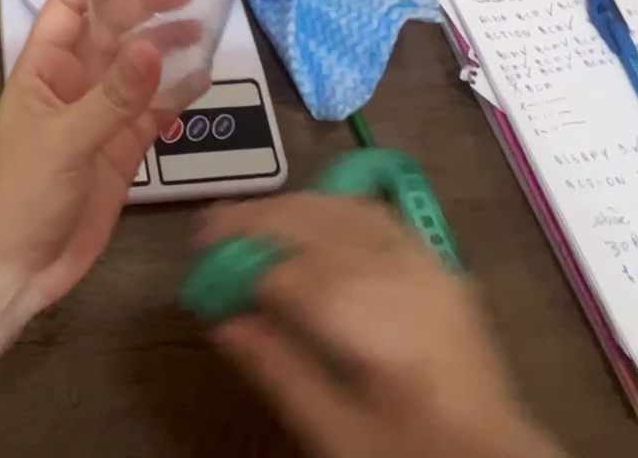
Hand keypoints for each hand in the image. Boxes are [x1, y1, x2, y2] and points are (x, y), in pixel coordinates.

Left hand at [0, 0, 199, 317]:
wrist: (13, 270)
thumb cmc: (18, 194)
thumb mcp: (62, 141)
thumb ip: (111, 97)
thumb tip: (152, 46)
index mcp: (43, 68)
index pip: (69, 6)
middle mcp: (73, 83)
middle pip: (111, 32)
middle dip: (144, 11)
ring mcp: (99, 117)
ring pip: (136, 69)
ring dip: (165, 47)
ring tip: (201, 30)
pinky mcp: (121, 150)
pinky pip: (152, 111)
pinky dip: (176, 95)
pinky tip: (203, 79)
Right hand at [198, 195, 563, 457]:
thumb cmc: (410, 454)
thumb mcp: (339, 438)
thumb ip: (279, 373)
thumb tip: (220, 320)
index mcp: (389, 339)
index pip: (300, 280)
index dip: (244, 267)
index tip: (202, 271)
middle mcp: (411, 287)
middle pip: (321, 228)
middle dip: (256, 220)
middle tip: (206, 228)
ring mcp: (428, 267)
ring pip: (345, 210)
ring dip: (286, 206)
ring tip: (242, 214)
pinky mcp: (435, 262)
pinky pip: (373, 214)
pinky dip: (326, 205)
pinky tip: (300, 213)